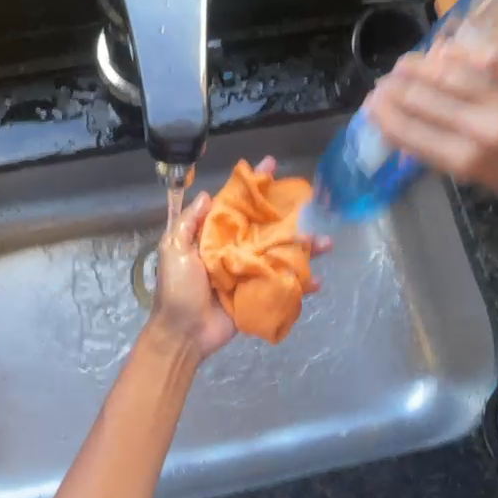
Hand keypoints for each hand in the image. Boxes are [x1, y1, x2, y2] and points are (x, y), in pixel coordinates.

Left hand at [148, 156, 329, 360]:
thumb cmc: (177, 289)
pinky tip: (317, 280)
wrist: (183, 333)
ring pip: (282, 253)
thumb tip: (207, 194)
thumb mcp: (173, 249)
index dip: (254, 185)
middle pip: (268, 226)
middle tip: (314, 202)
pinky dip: (302, 283)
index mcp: (216, 236)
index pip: (238, 204)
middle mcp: (237, 249)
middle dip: (291, 214)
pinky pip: (284, 284)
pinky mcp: (260, 294)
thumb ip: (188, 222)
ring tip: (325, 242)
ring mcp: (251, 272)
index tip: (271, 165)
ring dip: (305, 247)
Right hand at [365, 41, 497, 221]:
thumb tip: (400, 123)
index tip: (370, 103)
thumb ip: (439, 149)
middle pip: (424, 99)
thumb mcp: (476, 177)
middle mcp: (484, 131)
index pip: (409, 131)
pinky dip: (465, 51)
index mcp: (466, 161)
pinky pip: (494, 59)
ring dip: (421, 65)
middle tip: (383, 81)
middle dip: (396, 87)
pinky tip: (445, 48)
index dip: (384, 114)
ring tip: (405, 63)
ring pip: (452, 74)